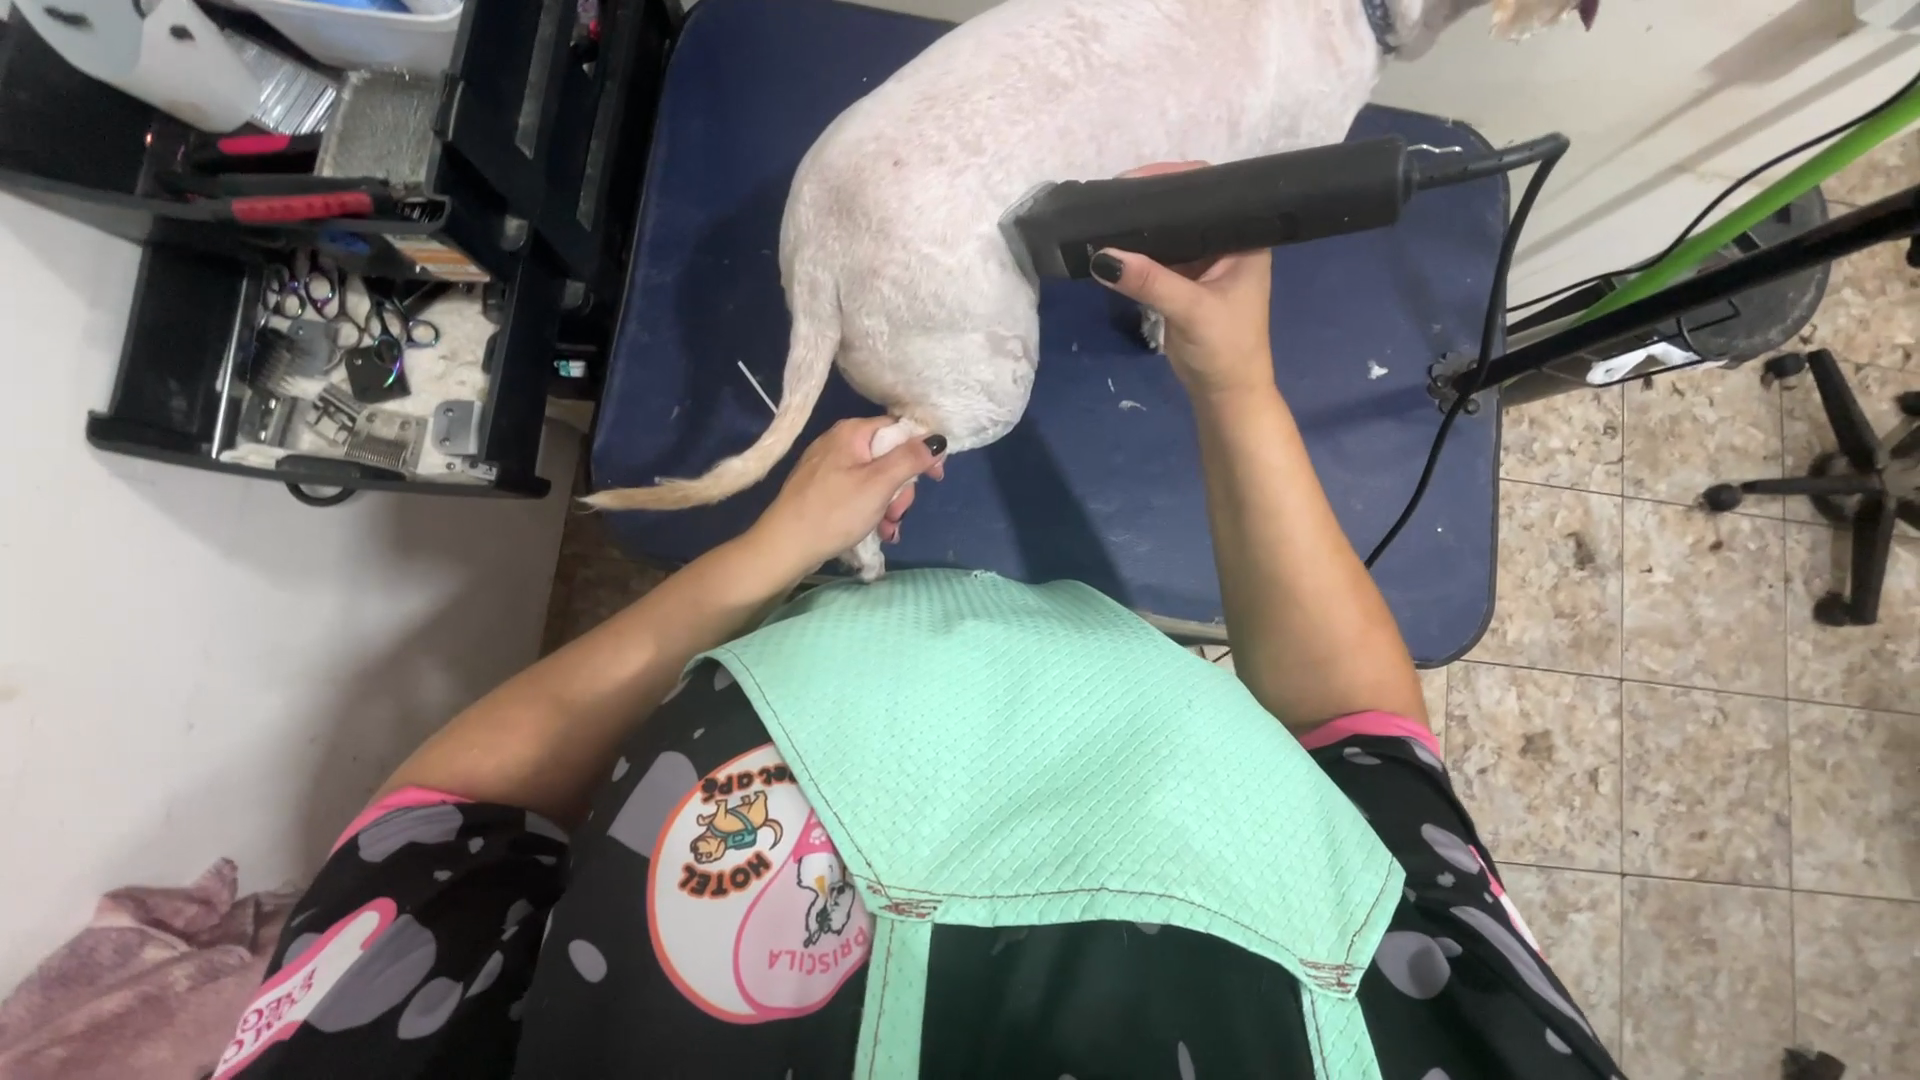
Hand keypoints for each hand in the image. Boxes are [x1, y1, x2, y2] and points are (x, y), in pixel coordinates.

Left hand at [746, 416, 946, 573]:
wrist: (785, 546)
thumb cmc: (834, 512)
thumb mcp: (879, 484)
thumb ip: (910, 459)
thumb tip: (937, 439)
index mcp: (852, 432)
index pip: (899, 430)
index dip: (921, 452)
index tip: (935, 478)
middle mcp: (839, 442)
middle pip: (888, 457)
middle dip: (900, 489)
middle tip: (897, 514)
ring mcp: (828, 466)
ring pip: (875, 478)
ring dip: (888, 505)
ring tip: (886, 529)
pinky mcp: (822, 488)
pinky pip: (857, 491)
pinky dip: (870, 509)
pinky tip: (875, 531)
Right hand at [1089, 162, 1276, 400]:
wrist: (1225, 394)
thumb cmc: (1225, 348)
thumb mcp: (1190, 310)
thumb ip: (1149, 281)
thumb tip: (1102, 257)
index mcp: (1244, 238)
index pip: (1212, 190)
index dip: (1175, 179)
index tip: (1135, 180)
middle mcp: (1226, 245)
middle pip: (1186, 210)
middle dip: (1150, 203)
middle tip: (1112, 197)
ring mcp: (1204, 266)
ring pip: (1169, 237)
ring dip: (1141, 232)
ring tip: (1106, 218)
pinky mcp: (1184, 286)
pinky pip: (1158, 262)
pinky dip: (1137, 257)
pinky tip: (1113, 249)